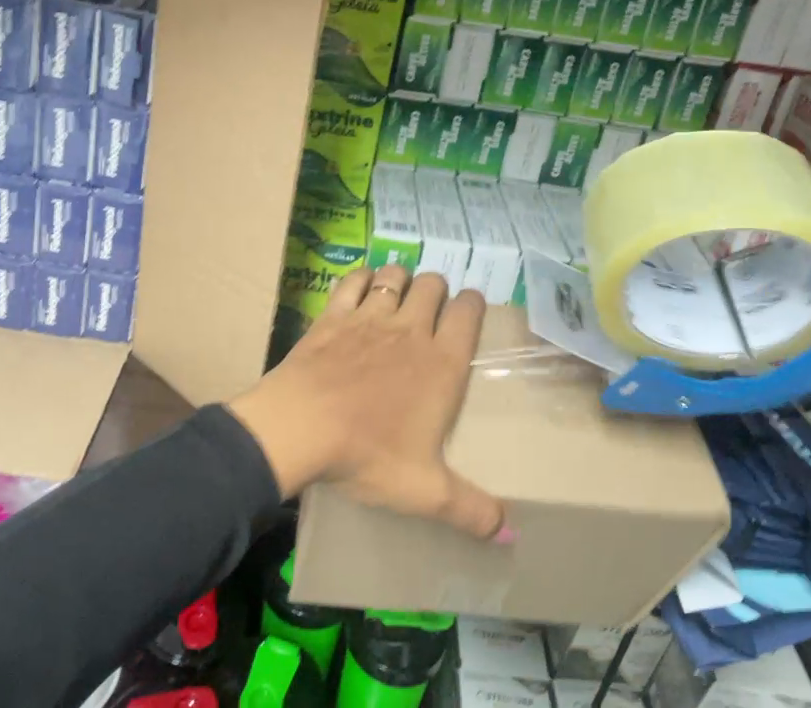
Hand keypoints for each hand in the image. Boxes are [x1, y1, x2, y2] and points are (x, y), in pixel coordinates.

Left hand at [225, 266, 510, 541]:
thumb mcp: (425, 492)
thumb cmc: (368, 456)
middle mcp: (412, 330)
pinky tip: (361, 288)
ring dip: (401, 280)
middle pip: (434, 285)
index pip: (470, 313)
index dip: (474, 304)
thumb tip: (511, 534)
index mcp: (442, 363)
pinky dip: (362, 279)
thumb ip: (472, 510)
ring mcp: (370, 318)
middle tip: (432, 309)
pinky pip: (354, 280)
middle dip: (437, 290)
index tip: (471, 310)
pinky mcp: (333, 315)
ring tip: (399, 295)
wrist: (299, 428)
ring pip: (395, 276)